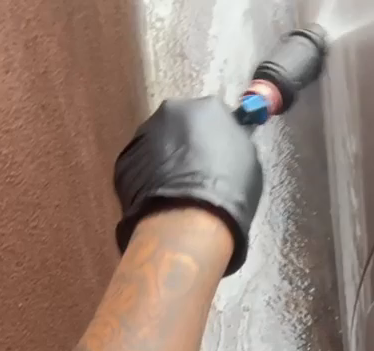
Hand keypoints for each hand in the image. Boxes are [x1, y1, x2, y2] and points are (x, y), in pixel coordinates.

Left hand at [113, 98, 262, 275]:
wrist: (191, 219)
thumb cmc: (229, 192)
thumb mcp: (248, 164)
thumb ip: (234, 145)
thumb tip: (225, 146)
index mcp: (208, 107)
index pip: (213, 115)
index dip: (216, 138)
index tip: (217, 157)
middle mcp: (173, 109)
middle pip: (181, 123)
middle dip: (187, 143)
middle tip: (195, 172)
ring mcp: (145, 132)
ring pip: (158, 142)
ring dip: (166, 159)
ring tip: (176, 189)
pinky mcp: (125, 158)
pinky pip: (141, 164)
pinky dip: (150, 176)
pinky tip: (161, 198)